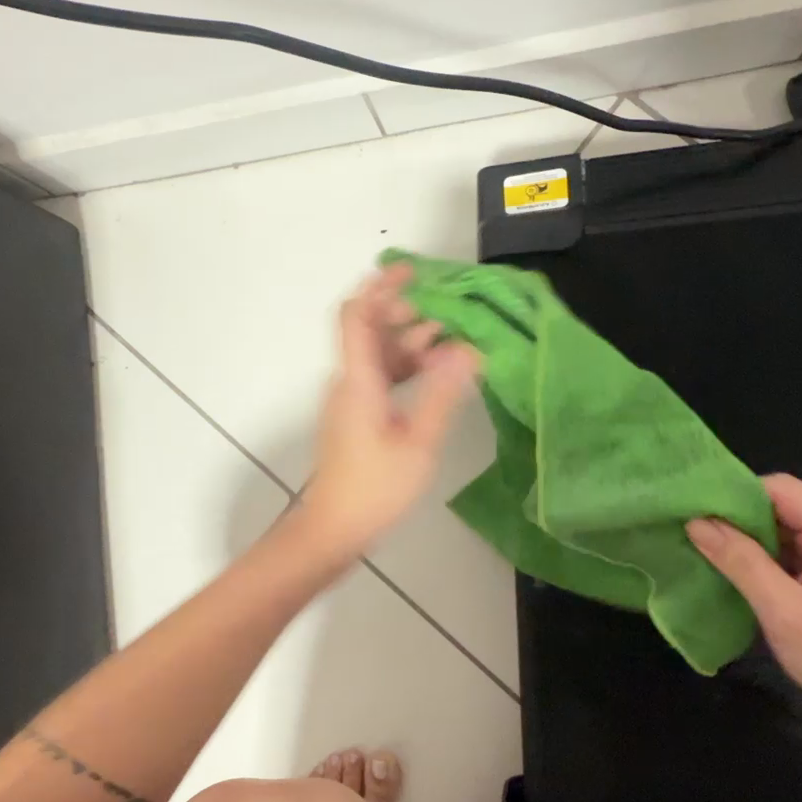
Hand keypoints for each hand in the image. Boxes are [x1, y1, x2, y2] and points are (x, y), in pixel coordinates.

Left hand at [297, 265, 479, 555]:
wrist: (333, 530)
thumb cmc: (374, 489)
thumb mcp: (418, 442)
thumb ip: (442, 393)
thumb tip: (469, 349)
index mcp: (358, 380)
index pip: (358, 315)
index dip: (381, 287)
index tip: (413, 271)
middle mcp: (349, 382)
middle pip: (372, 330)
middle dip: (409, 313)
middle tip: (452, 309)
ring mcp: (351, 401)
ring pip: (379, 356)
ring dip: (413, 343)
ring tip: (457, 339)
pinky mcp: (357, 418)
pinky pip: (382, 378)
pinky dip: (408, 369)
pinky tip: (439, 375)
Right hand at [686, 475, 801, 731]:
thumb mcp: (786, 612)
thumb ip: (741, 562)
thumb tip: (696, 522)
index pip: (783, 489)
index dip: (737, 494)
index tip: (695, 511)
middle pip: (785, 508)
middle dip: (739, 519)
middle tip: (693, 534)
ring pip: (787, 533)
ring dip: (749, 542)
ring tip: (705, 552)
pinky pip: (795, 556)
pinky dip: (765, 561)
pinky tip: (735, 573)